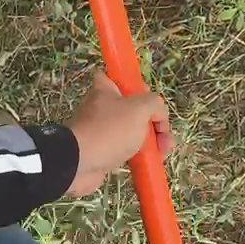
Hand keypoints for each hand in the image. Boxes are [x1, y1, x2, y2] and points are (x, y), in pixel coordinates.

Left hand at [64, 72, 173, 197]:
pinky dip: (139, 155)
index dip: (138, 88)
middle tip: (165, 135)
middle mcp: (100, 108)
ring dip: (151, 140)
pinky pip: (125, 149)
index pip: (119, 79)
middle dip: (154, 121)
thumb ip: (154, 103)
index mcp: (104, 90)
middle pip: (133, 109)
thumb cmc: (109, 130)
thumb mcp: (139, 108)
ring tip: (163, 152)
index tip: (150, 101)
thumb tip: (157, 112)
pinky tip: (152, 162)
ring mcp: (100, 130)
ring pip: (132, 131)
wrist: (79, 164)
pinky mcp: (101, 151)